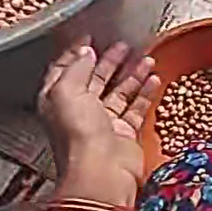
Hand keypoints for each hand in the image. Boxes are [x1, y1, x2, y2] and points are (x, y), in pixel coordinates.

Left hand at [38, 40, 157, 201]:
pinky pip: (137, 109)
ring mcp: (104, 123)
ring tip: (147, 59)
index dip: (78, 52)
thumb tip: (86, 51)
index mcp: (58, 100)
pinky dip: (145, 94)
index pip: (66, 69)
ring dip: (133, 75)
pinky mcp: (125, 134)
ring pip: (120, 92)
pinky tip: (154, 80)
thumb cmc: (79, 136)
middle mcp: (80, 111)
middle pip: (96, 79)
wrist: (102, 173)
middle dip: (110, 61)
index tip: (91, 37)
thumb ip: (76, 68)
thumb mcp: (67, 91)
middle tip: (125, 46)